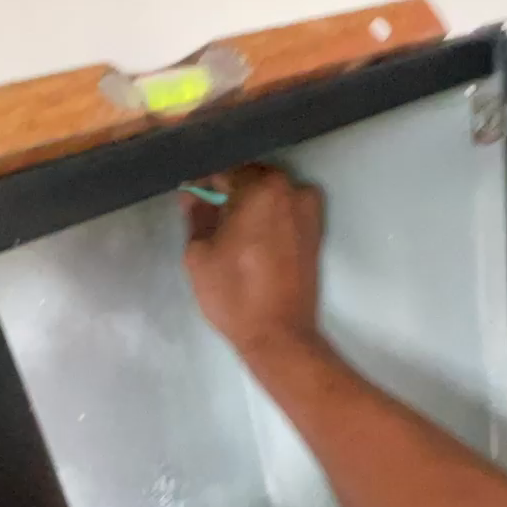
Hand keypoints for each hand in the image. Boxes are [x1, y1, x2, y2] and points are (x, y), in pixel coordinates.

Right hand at [180, 164, 326, 360]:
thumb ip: (196, 215)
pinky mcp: (316, 234)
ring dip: (250, 206)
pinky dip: (268, 220)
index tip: (190, 196)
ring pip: (270, 196)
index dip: (203, 182)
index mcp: (262, 187)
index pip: (224, 170)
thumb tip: (192, 195)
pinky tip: (251, 241)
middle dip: (230, 191)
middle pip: (252, 179)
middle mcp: (293, 189)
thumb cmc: (235, 294)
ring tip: (229, 231)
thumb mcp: (200, 254)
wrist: (279, 336)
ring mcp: (310, 211)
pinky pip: (285, 214)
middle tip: (208, 214)